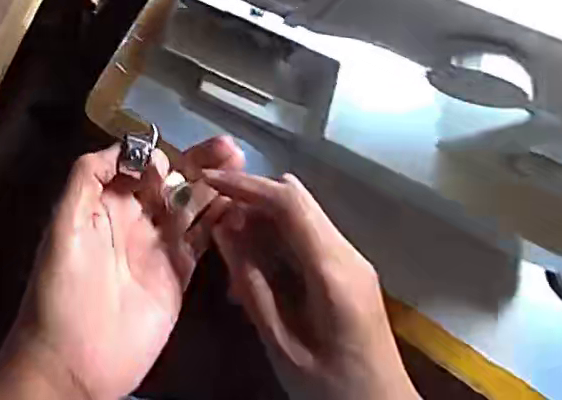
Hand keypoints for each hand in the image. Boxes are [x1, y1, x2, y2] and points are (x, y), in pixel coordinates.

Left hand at [0, 135, 244, 399]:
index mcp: (110, 201)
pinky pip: (204, 238)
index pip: (143, 164)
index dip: (159, 157)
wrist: (70, 365)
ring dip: (216, 183)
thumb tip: (127, 145)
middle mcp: (139, 216)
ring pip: (194, 202)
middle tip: (229, 147)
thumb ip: (89, 176)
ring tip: (241, 165)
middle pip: (175, 178)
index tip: (170, 164)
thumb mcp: (65, 223)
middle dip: (200, 160)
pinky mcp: (179, 272)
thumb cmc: (61, 289)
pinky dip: (221, 219)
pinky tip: (237, 203)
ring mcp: (161, 244)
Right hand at [203, 170, 420, 399]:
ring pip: (300, 213)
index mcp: (332, 267)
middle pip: (296, 198)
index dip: (248, 185)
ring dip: (262, 219)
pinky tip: (254, 267)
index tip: (211, 181)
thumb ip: (253, 287)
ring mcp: (351, 257)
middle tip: (214, 216)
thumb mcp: (284, 347)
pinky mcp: (348, 268)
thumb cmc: (334, 390)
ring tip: (229, 248)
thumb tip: (224, 230)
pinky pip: (307, 235)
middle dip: (252, 198)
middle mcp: (346, 250)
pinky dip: (277, 238)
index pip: (289, 201)